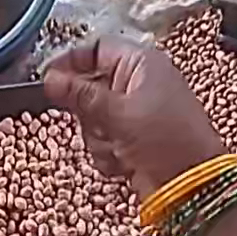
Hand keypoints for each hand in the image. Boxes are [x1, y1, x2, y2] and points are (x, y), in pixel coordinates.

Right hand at [42, 36, 226, 196]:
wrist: (189, 185)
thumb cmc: (163, 139)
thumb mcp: (118, 113)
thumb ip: (81, 95)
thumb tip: (49, 78)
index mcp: (139, 64)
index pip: (96, 50)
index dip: (70, 63)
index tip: (47, 80)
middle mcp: (135, 86)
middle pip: (89, 91)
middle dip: (90, 116)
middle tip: (102, 126)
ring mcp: (132, 117)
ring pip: (92, 123)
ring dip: (99, 141)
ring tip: (120, 149)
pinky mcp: (130, 144)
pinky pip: (102, 145)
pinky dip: (108, 157)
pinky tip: (125, 164)